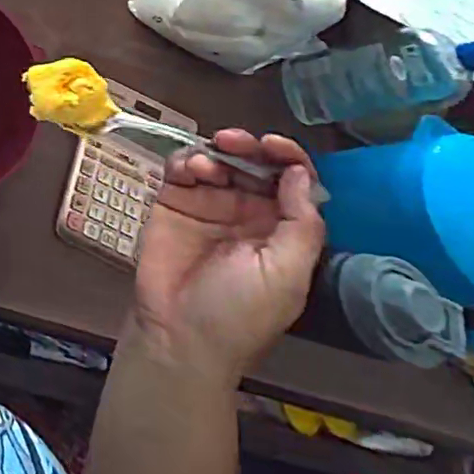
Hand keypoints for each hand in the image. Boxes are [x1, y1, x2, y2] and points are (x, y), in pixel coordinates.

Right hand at [129, 129, 324, 382]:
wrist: (178, 333)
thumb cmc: (239, 310)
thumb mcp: (285, 274)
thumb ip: (300, 224)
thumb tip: (301, 174)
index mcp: (281, 228)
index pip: (292, 181)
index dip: (286, 157)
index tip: (271, 144)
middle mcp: (246, 211)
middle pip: (252, 163)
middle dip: (246, 146)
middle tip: (231, 140)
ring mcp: (208, 204)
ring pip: (217, 159)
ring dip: (214, 152)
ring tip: (205, 167)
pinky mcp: (173, 201)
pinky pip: (181, 168)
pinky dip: (184, 160)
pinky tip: (187, 171)